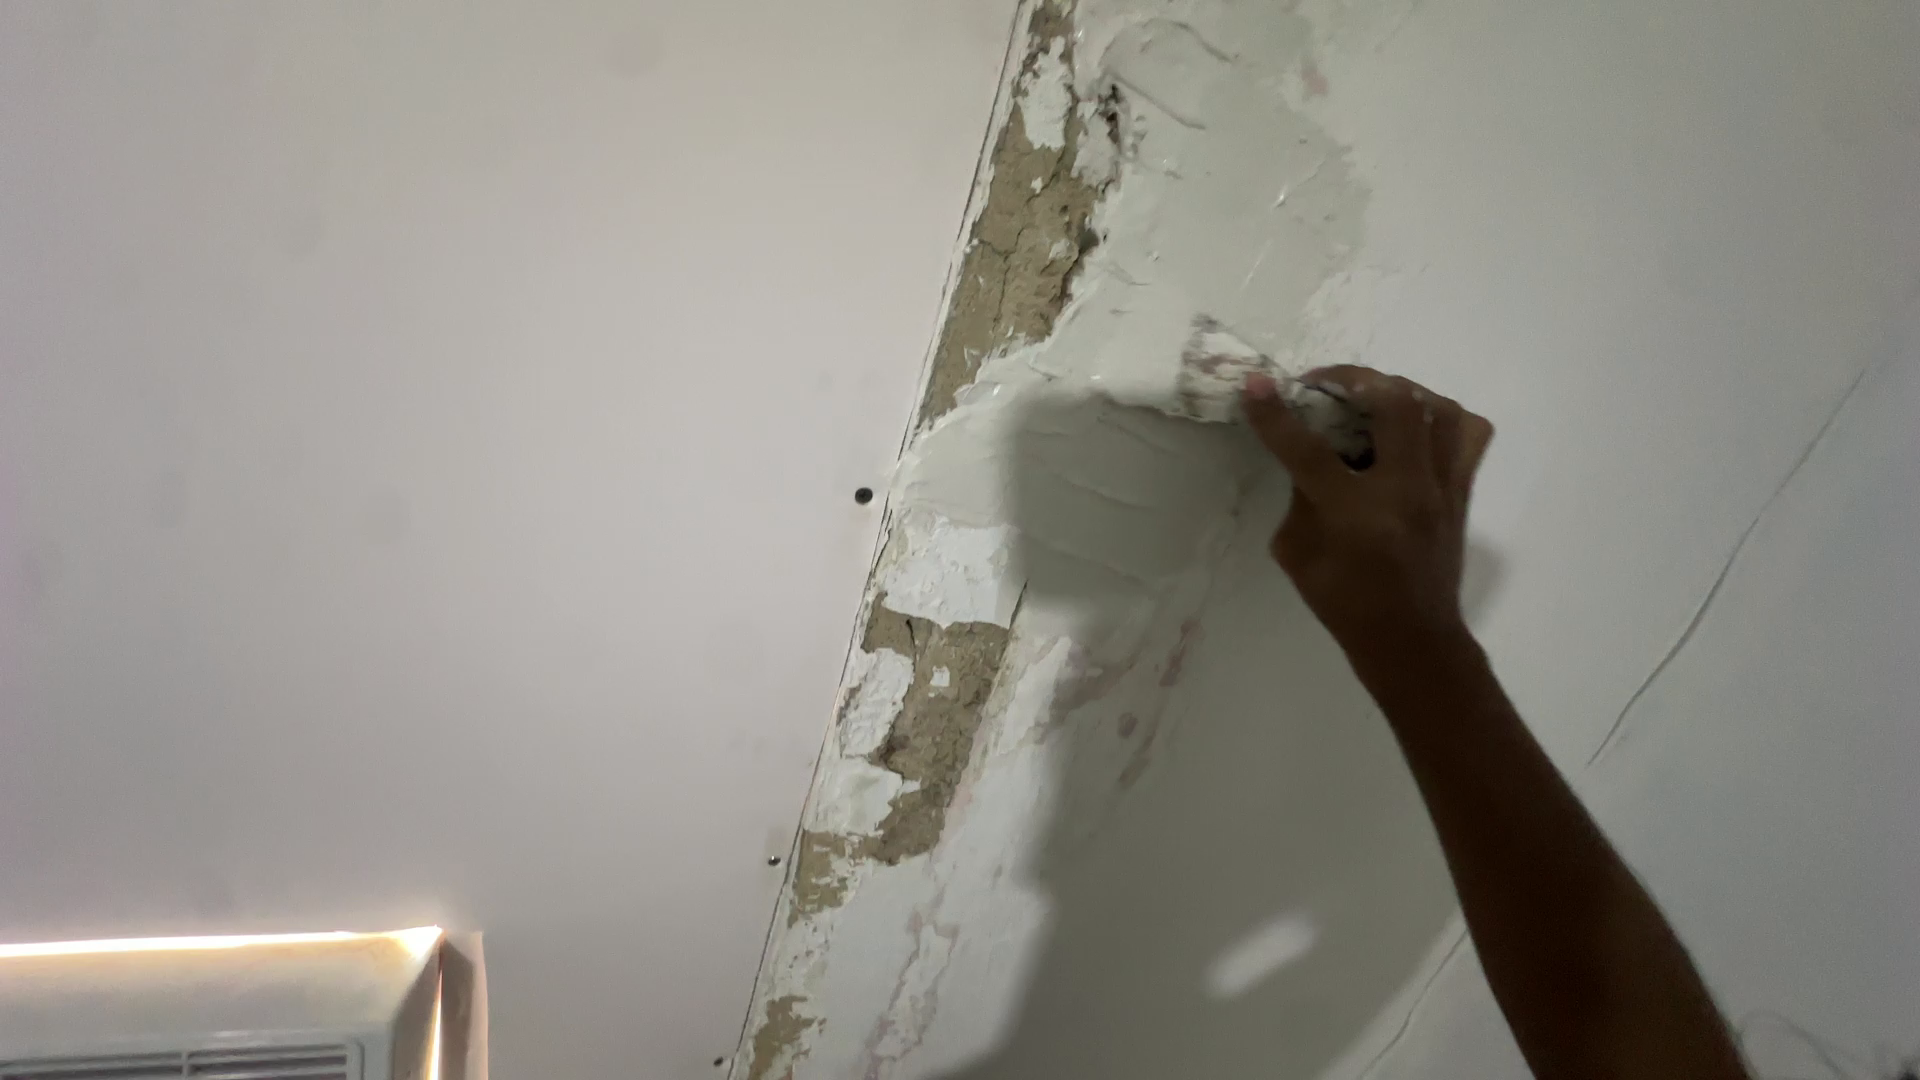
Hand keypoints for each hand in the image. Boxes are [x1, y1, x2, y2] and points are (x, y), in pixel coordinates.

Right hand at [1243, 367, 1492, 658]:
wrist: (1409, 637)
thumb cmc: (1341, 601)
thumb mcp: (1296, 552)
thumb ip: (1301, 498)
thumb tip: (1309, 460)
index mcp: (1353, 513)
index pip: (1307, 450)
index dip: (1275, 413)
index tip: (1256, 383)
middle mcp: (1405, 490)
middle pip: (1392, 405)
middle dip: (1351, 379)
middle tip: (1321, 385)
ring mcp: (1441, 487)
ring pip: (1437, 408)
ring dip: (1397, 391)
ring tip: (1368, 397)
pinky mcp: (1462, 490)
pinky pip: (1467, 432)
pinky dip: (1439, 416)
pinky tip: (1413, 424)